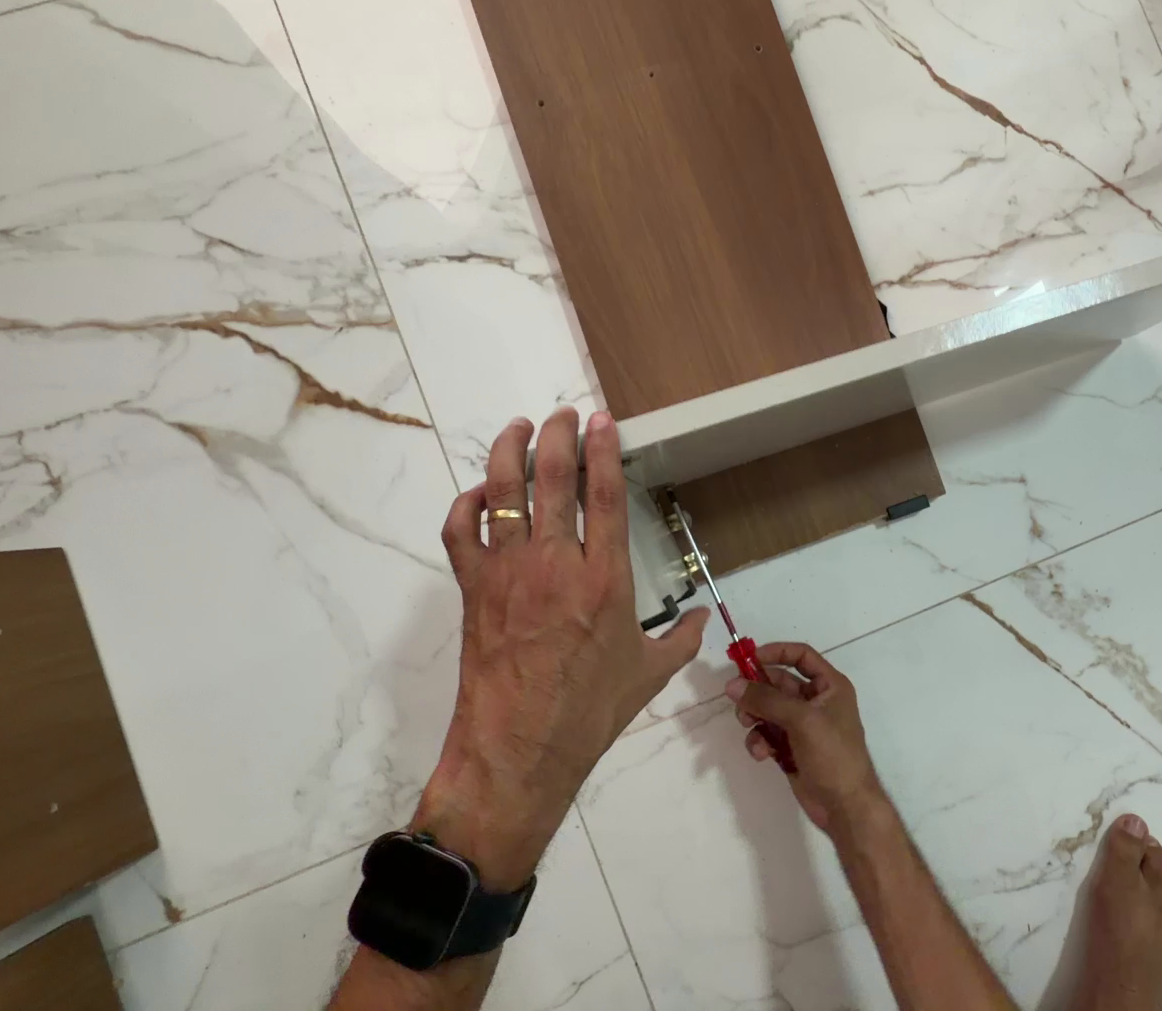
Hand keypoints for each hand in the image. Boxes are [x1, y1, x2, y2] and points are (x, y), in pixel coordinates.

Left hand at [417, 409, 709, 887]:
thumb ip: (681, 639)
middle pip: (552, 479)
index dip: (604, 450)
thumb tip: (701, 619)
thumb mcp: (650, 673)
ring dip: (508, 452)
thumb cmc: (592, 709)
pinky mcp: (474, 589)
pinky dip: (465, 505)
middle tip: (562, 413)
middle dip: (556, 435)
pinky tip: (477, 493)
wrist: (520, 747)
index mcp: (605, 578)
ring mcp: (508, 573)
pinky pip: (460, 533)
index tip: (602, 420)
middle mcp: (555, 563)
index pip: (604, 495)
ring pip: (502, 493)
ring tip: (517, 427)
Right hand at [725, 643, 885, 835]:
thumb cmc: (833, 754)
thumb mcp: (802, 720)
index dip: (776, 652)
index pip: (801, 655)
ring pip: (768, 710)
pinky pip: (767, 734)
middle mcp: (816, 701)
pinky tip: (761, 753)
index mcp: (830, 685)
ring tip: (748, 726)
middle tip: (736, 698)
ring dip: (754, 716)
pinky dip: (760, 740)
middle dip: (757, 690)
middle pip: (778, 683)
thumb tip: (732, 684)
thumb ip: (766, 700)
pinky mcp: (790, 748)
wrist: (845, 806)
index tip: (747, 658)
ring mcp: (802, 726)